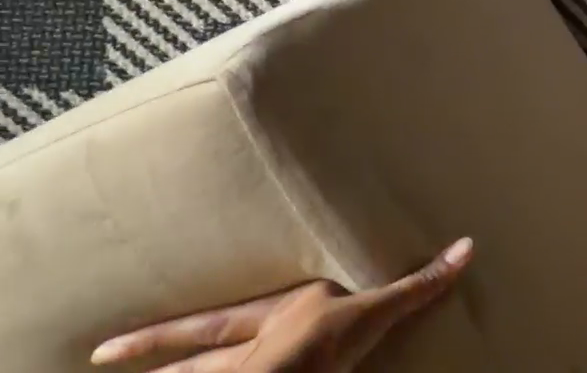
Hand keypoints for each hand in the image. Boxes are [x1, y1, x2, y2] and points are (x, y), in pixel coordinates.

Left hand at [92, 238, 473, 371]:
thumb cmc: (327, 342)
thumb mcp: (378, 311)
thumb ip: (418, 284)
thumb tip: (468, 246)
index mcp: (280, 315)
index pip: (218, 322)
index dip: (168, 334)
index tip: (108, 347)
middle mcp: (252, 348)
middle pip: (192, 356)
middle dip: (150, 358)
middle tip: (99, 359)